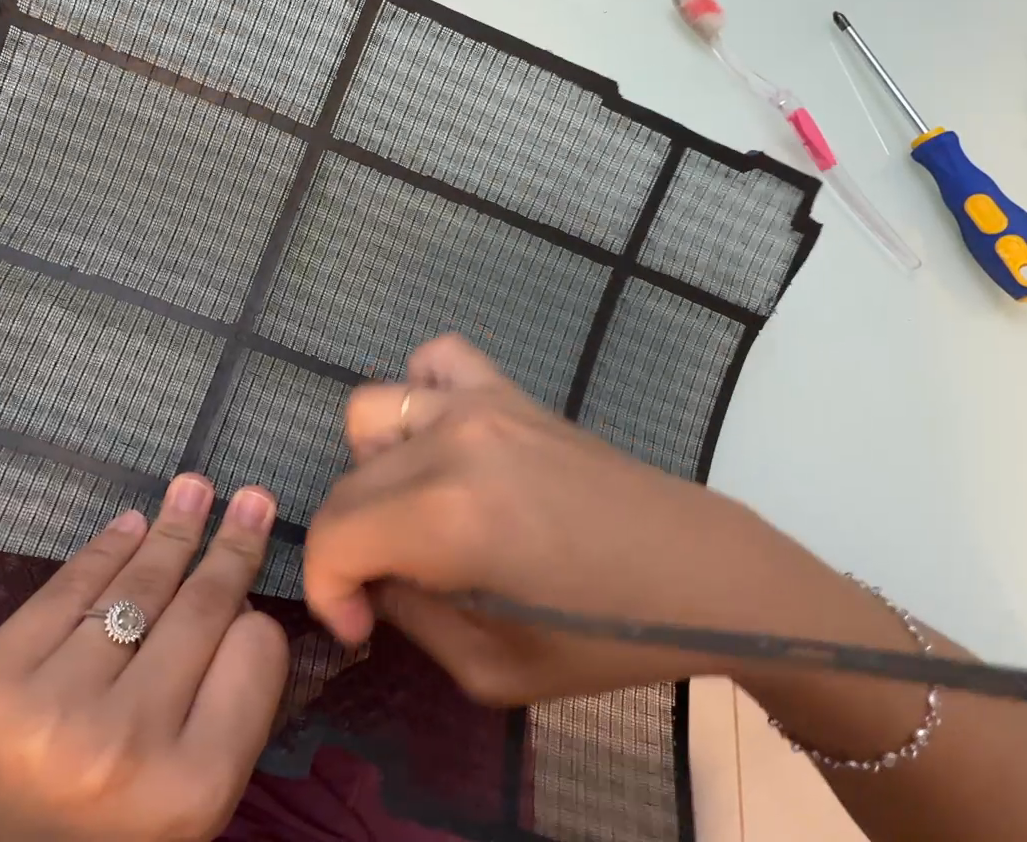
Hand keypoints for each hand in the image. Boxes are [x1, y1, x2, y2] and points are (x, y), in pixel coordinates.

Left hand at [0, 475, 287, 840]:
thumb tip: (239, 597)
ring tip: (196, 488)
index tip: (251, 603)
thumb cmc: (115, 833)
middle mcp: (125, 742)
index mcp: (194, 786)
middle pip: (201, 609)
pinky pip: (70, 588)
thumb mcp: (198, 800)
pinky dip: (107, 548)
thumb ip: (232, 709)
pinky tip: (133, 524)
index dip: (257, 621)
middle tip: (255, 499)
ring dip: (174, 530)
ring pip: (137, 588)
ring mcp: (52, 706)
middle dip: (234, 545)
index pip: (254, 653)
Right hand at [303, 335, 818, 703]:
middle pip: (346, 483)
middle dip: (347, 548)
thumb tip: (372, 580)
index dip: (327, 591)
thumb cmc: (604, 636)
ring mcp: (482, 404)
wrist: (699, 574)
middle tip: (393, 590)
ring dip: (371, 470)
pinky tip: (441, 442)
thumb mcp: (491, 668)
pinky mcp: (511, 390)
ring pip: (369, 413)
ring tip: (412, 512)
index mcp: (445, 519)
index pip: (333, 538)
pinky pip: (436, 359)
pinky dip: (419, 396)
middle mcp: (451, 444)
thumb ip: (408, 616)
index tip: (360, 624)